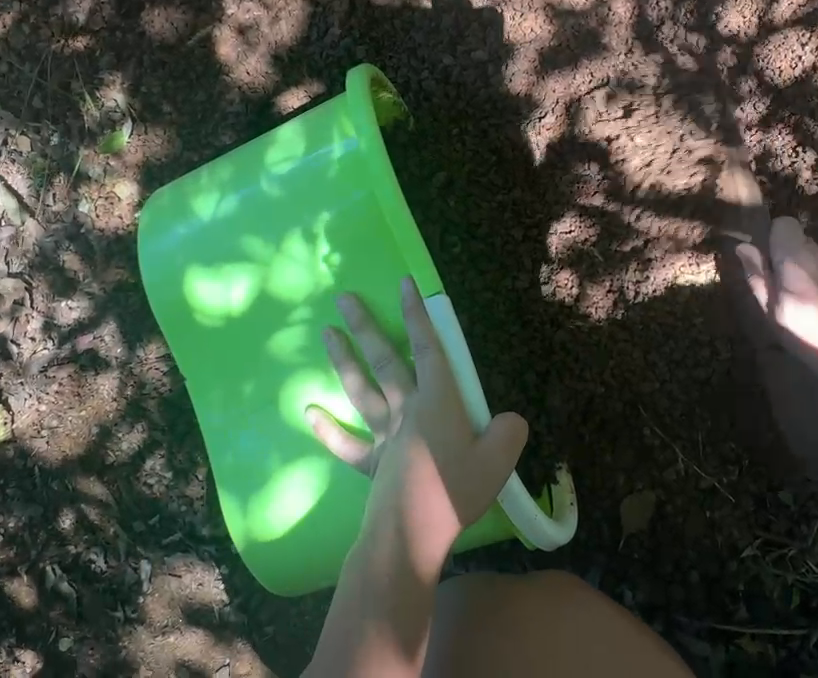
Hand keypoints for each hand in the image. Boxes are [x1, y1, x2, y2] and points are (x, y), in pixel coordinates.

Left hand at [307, 278, 529, 578]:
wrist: (412, 534)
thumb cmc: (456, 491)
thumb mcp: (500, 459)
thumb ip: (509, 431)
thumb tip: (508, 421)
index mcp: (438, 400)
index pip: (428, 347)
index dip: (418, 314)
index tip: (405, 283)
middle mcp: (406, 409)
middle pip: (384, 360)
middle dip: (365, 326)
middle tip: (343, 298)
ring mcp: (384, 436)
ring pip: (360, 390)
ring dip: (343, 360)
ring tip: (326, 334)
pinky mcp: (371, 465)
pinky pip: (347, 444)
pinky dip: (327, 430)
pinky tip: (308, 413)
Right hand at [735, 217, 817, 365]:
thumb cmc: (806, 336)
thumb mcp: (771, 311)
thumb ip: (758, 275)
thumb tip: (743, 247)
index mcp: (795, 259)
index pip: (784, 224)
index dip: (774, 238)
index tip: (771, 262)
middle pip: (801, 240)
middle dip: (791, 255)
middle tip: (786, 286)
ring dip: (809, 268)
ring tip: (809, 299)